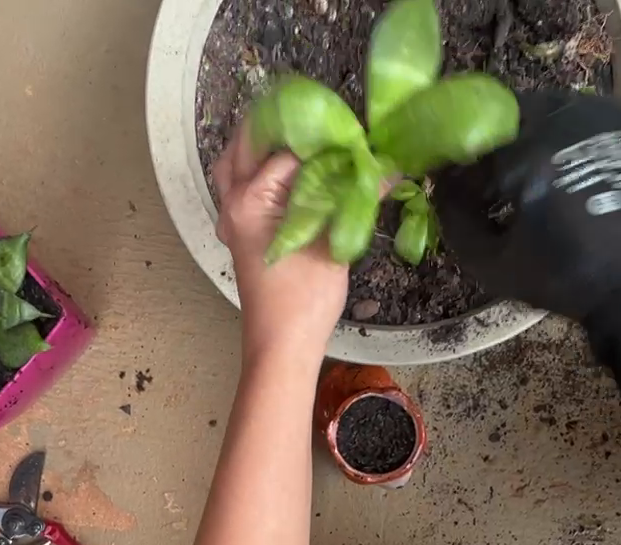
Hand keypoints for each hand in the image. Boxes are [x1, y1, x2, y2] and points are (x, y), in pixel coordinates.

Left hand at [213, 127, 348, 364]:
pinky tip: (287, 175)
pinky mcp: (239, 236)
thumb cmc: (301, 302)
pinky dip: (257, 173)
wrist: (281, 347)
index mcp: (251, 199)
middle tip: (319, 122)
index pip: (289, 150)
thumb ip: (356, 199)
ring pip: (236, 165)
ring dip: (261, 147)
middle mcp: (233, 203)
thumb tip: (388, 168)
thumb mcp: (332, 245)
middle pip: (248, 143)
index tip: (350, 135)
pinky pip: (239, 189)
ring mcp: (231, 220)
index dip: (321, 139)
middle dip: (281, 126)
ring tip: (300, 140)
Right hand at [432, 92, 620, 425]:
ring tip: (527, 187)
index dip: (455, 174)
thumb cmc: (569, 280)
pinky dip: (562, 146)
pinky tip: (563, 184)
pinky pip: (581, 124)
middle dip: (492, 151)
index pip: (470, 150)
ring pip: (547, 116)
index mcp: (526, 155)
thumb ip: (457, 227)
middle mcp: (564, 121)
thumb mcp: (496, 267)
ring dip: (527, 145)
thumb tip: (443, 197)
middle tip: (489, 188)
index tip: (450, 193)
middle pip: (508, 120)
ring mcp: (602, 118)